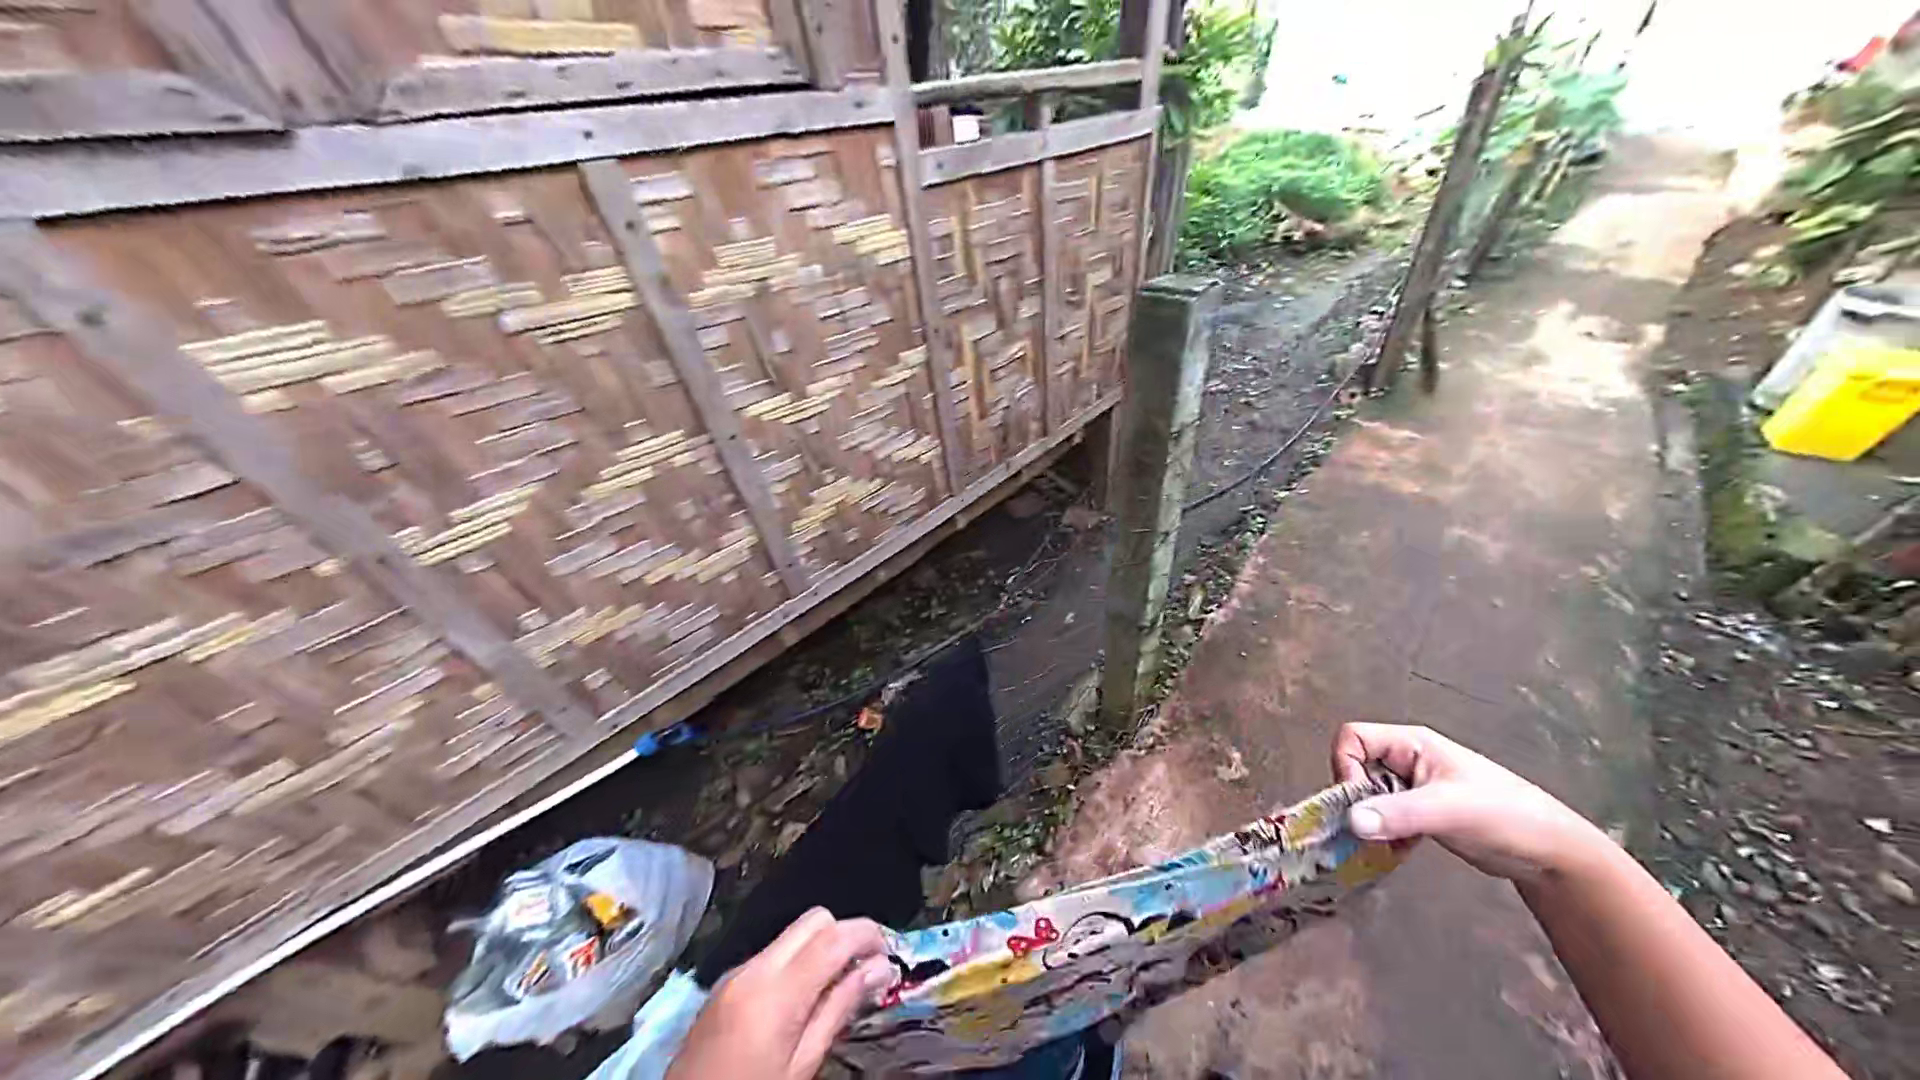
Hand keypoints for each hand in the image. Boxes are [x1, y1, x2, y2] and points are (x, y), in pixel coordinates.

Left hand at [665, 908, 896, 1079]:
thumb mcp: (802, 1067)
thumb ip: (839, 1010)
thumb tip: (879, 969)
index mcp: (776, 991)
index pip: (833, 936)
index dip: (868, 934)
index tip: (889, 955)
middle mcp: (755, 968)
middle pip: (814, 920)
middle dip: (845, 934)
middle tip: (865, 970)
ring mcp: (736, 974)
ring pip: (793, 934)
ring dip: (821, 948)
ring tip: (838, 987)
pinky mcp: (725, 986)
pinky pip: (772, 954)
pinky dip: (796, 962)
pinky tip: (803, 998)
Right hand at [1330, 722, 1607, 883]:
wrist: (1556, 855)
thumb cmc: (1507, 817)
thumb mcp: (1448, 811)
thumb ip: (1397, 813)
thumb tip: (1351, 820)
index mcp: (1411, 743)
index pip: (1353, 738)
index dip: (1346, 765)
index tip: (1357, 799)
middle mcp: (1406, 758)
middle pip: (1355, 766)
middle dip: (1357, 798)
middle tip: (1369, 826)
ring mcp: (1413, 785)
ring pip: (1367, 793)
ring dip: (1370, 818)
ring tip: (1386, 842)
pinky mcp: (1420, 810)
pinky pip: (1383, 813)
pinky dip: (1383, 831)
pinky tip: (1399, 849)